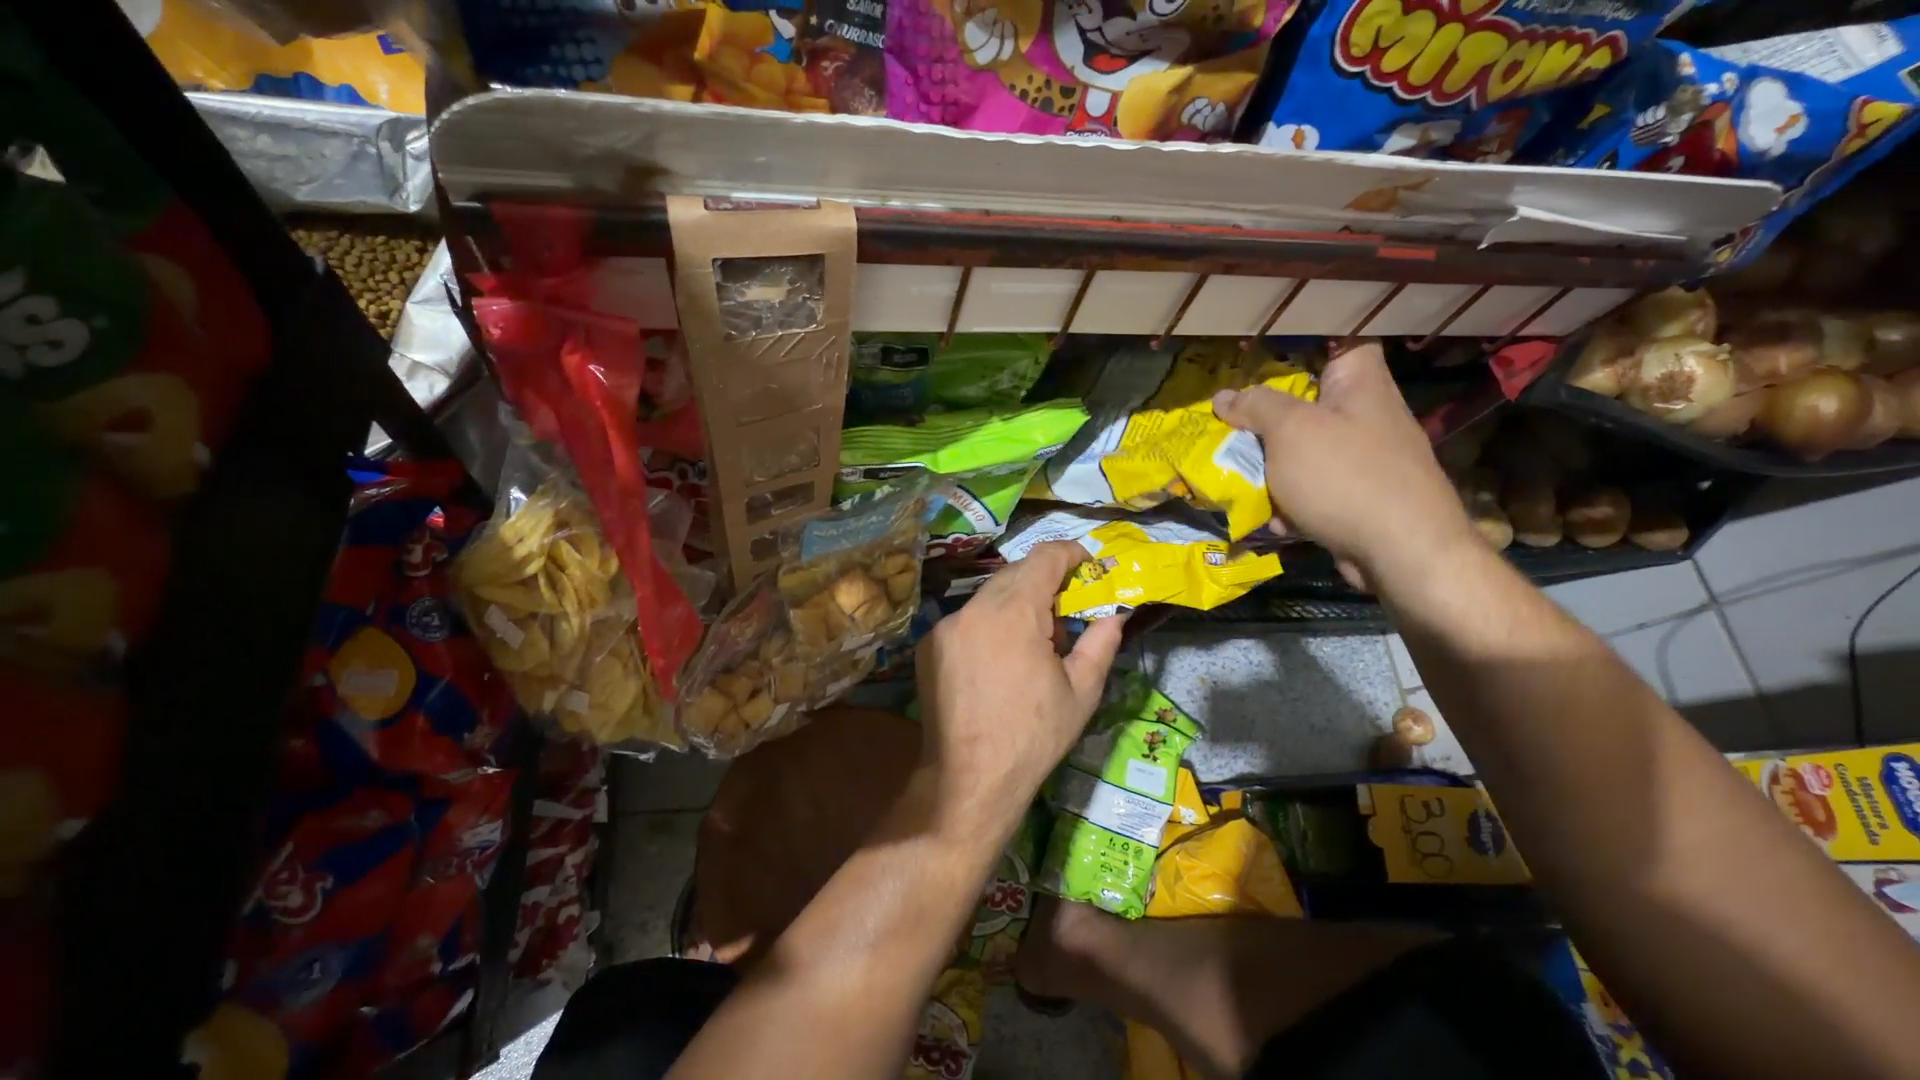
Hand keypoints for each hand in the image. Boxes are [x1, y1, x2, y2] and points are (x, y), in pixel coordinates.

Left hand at [916, 542, 1125, 817]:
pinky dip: (989, 625)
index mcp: (1014, 611)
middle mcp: (974, 608)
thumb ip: (1101, 642)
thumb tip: (1117, 613)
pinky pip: (967, 619)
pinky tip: (1000, 663)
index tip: (1089, 568)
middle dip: (1045, 583)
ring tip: (1034, 646)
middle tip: (1067, 615)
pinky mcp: (929, 646)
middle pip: (1015, 573)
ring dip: (1016, 605)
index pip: (1045, 557)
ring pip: (989, 596)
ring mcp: (945, 626)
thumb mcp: (1081, 691)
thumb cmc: (1034, 736)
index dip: (1072, 555)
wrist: (970, 779)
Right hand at [1210, 341, 1475, 587]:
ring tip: (1239, 479)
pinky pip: (1316, 490)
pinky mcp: (1362, 498)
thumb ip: (1255, 406)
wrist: (1403, 552)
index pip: (1337, 341)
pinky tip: (1274, 520)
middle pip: (1309, 403)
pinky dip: (1293, 503)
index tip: (1259, 361)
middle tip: (1231, 426)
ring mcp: (1368, 459)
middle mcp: (1369, 413)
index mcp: (1360, 381)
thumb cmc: (1344, 475)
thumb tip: (1225, 396)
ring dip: (1273, 467)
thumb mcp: (1288, 430)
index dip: (1300, 345)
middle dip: (1268, 419)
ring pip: (1307, 450)